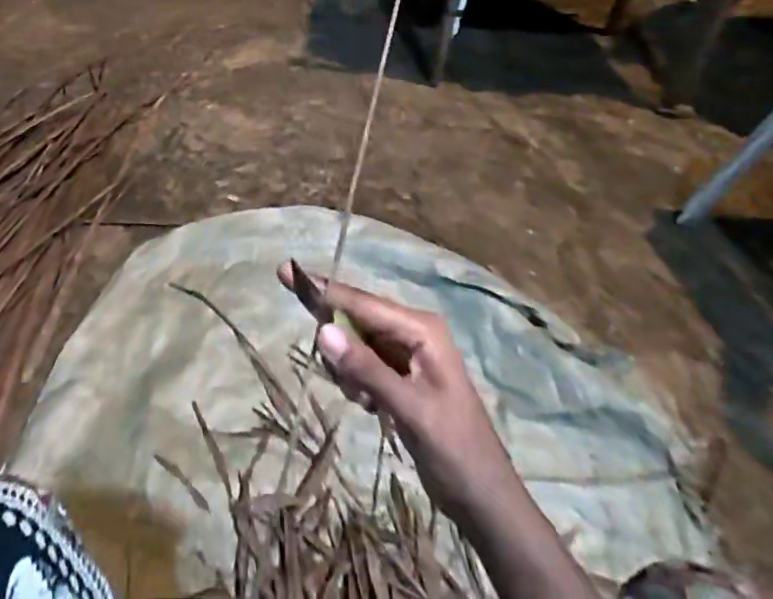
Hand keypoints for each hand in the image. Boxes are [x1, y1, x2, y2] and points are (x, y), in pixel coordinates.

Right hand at [278, 262, 597, 598]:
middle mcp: (412, 333)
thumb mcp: (410, 410)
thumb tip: (321, 330)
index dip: (323, 289)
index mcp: (421, 330)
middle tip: (328, 353)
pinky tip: (369, 406)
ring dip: (346, 367)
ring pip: (354, 342)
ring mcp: (405, 354)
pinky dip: (354, 380)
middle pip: (355, 316)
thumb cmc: (455, 451)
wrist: (485, 500)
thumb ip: (366, 369)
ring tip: (365, 402)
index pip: (361, 302)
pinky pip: (361, 363)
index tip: (287, 271)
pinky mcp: (399, 376)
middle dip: (334, 334)